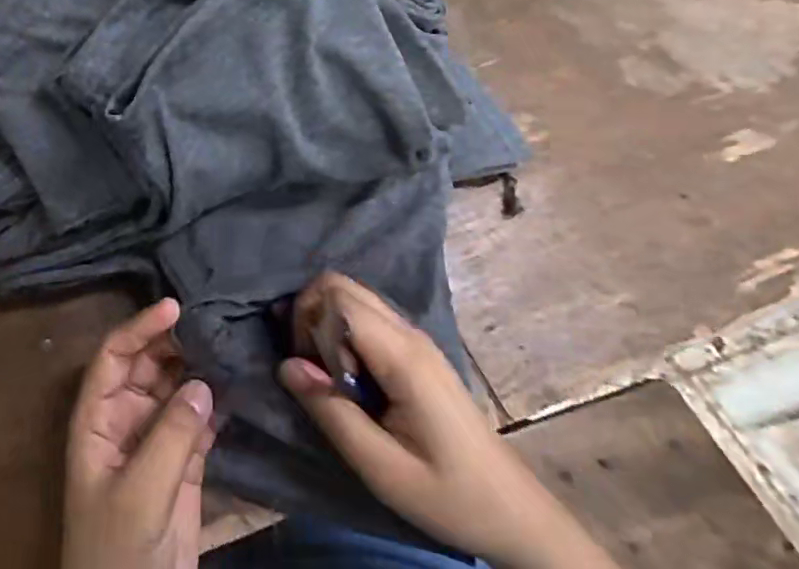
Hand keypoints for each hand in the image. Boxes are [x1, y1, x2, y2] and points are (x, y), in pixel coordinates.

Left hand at [63, 298, 217, 568]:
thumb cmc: (116, 551)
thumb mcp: (138, 494)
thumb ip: (170, 437)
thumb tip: (203, 383)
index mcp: (98, 420)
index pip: (114, 357)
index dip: (140, 328)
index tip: (174, 306)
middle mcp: (126, 420)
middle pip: (149, 366)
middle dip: (177, 342)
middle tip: (215, 321)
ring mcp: (156, 440)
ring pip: (177, 388)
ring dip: (200, 367)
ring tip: (232, 341)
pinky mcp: (185, 463)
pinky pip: (200, 419)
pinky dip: (217, 401)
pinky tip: (239, 382)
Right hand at [279, 274, 618, 568]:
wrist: (512, 511)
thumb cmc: (448, 495)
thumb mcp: (381, 468)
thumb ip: (331, 411)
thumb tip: (286, 364)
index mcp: (403, 356)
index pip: (338, 298)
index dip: (307, 320)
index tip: (302, 367)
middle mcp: (409, 333)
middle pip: (342, 286)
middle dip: (310, 313)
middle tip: (305, 364)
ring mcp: (415, 339)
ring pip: (354, 296)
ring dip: (325, 321)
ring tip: (322, 372)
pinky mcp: (416, 351)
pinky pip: (367, 317)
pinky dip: (342, 331)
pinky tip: (344, 375)